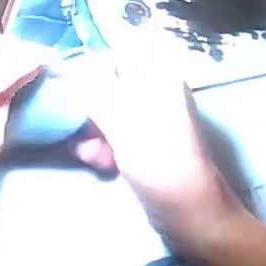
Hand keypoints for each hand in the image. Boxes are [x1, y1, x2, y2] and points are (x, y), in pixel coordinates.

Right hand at [75, 60, 254, 259]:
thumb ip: (98, 95)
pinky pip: (115, 131)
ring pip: (109, 108)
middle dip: (91, 101)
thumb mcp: (124, 126)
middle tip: (80, 122)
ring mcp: (150, 117)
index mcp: (160, 78)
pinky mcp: (144, 141)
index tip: (73, 77)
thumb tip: (77, 71)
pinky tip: (95, 160)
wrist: (192, 216)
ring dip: (93, 126)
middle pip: (111, 80)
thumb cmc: (162, 166)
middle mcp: (156, 91)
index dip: (96, 61)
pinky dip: (103, 142)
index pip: (123, 50)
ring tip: (90, 151)